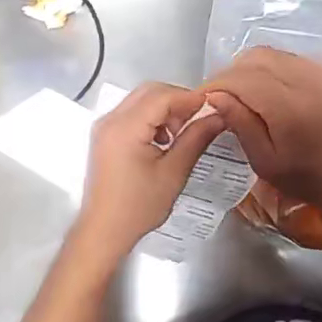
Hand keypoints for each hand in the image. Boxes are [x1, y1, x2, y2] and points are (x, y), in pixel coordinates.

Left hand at [74, 82, 226, 255]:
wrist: (103, 230)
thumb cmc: (138, 207)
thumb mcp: (173, 173)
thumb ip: (196, 139)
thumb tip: (218, 116)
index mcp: (125, 128)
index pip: (163, 96)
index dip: (191, 99)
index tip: (213, 108)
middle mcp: (110, 120)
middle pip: (149, 92)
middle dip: (177, 102)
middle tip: (198, 122)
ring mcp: (103, 127)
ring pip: (140, 100)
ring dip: (164, 109)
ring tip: (180, 135)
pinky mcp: (103, 137)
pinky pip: (130, 114)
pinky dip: (150, 118)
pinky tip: (162, 141)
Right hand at [204, 47, 321, 237]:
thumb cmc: (308, 180)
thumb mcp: (265, 161)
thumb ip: (240, 123)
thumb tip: (214, 97)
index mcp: (290, 106)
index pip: (241, 79)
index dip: (215, 85)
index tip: (199, 101)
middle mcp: (309, 81)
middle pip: (256, 58)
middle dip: (229, 73)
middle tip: (216, 97)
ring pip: (274, 55)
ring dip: (249, 69)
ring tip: (237, 94)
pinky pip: (293, 61)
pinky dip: (271, 70)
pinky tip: (265, 93)